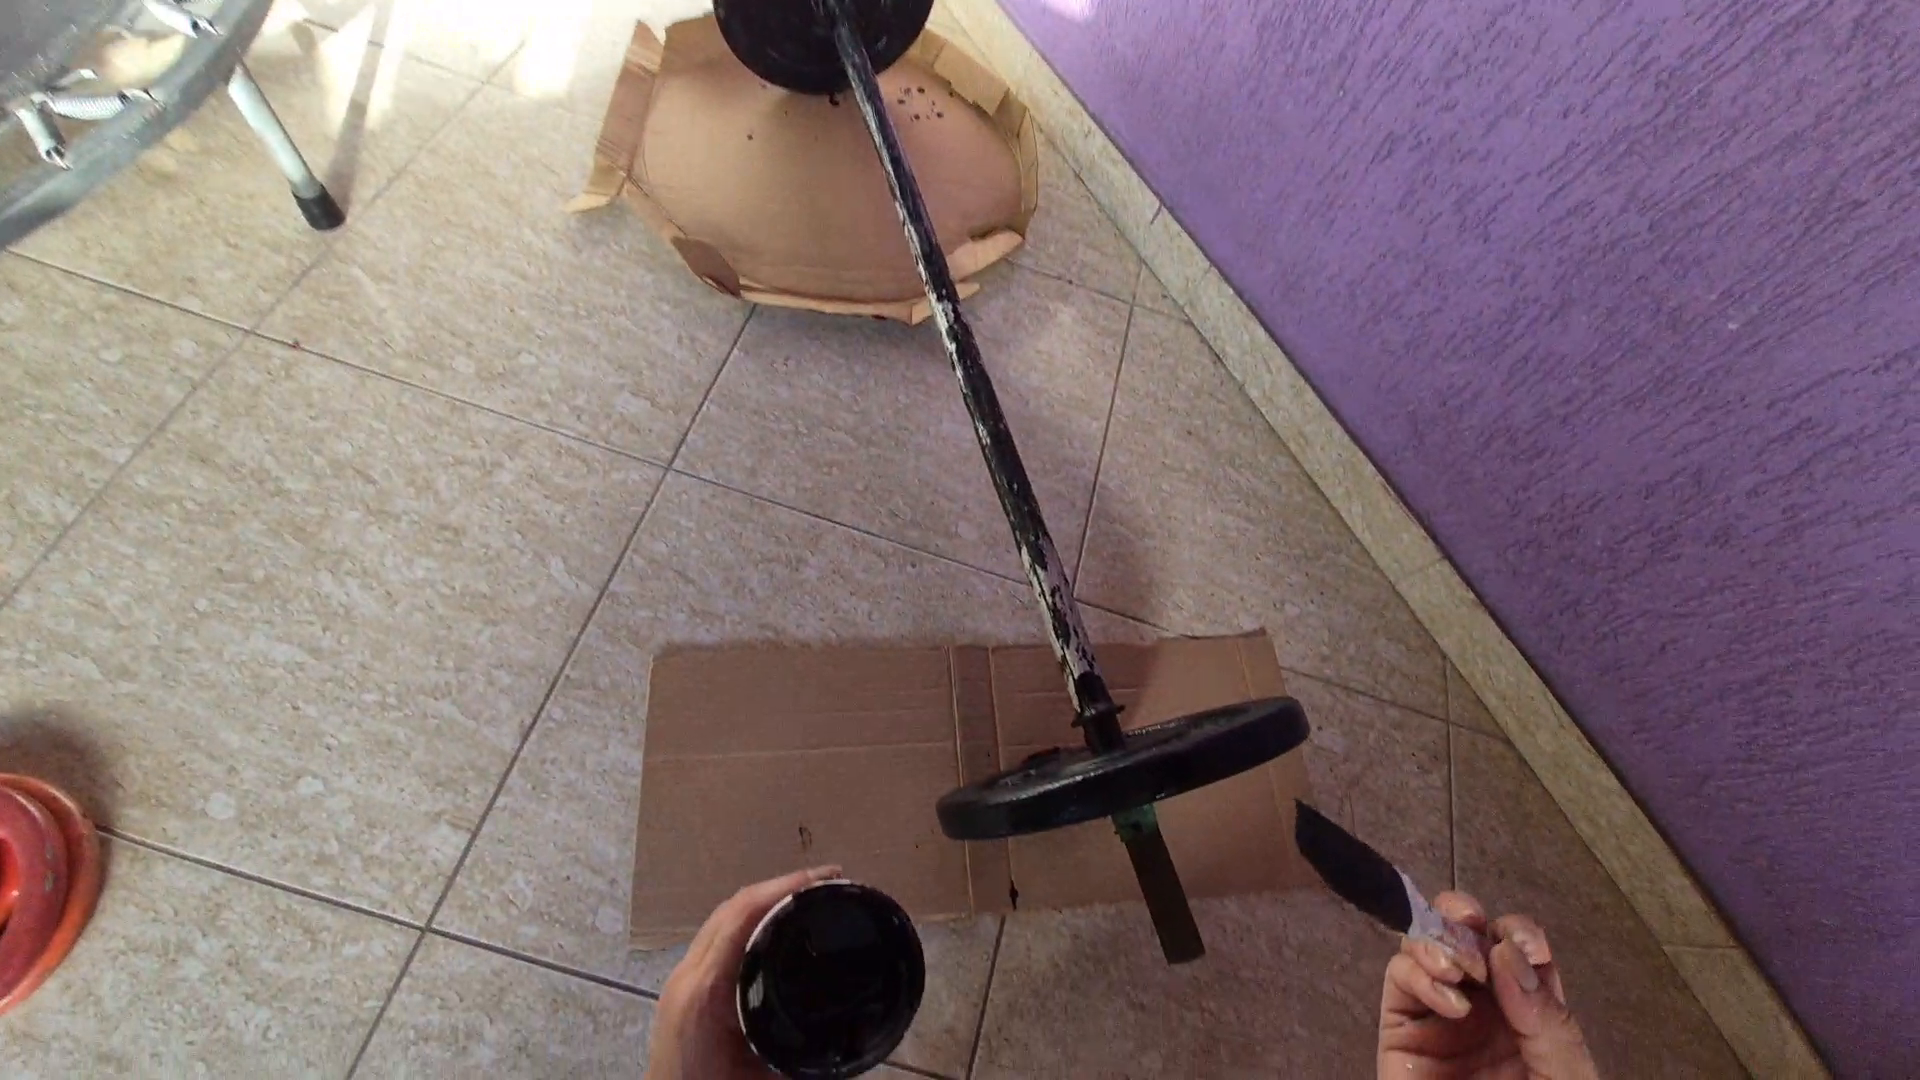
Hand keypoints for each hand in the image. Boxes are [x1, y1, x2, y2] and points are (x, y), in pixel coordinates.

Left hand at [645, 865, 842, 1079]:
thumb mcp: (763, 1079)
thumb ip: (802, 1059)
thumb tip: (854, 1039)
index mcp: (706, 993)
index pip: (743, 916)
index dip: (783, 888)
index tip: (823, 879)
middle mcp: (689, 974)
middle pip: (734, 905)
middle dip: (782, 883)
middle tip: (826, 880)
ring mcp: (682, 975)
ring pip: (725, 913)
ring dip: (766, 895)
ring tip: (807, 891)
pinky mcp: (683, 981)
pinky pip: (718, 930)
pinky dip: (750, 913)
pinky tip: (774, 918)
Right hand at [1377, 891, 1599, 1078]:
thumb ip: (1548, 1024)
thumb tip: (1506, 952)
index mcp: (1536, 1020)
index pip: (1523, 955)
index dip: (1520, 935)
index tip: (1524, 945)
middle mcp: (1487, 1009)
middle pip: (1467, 936)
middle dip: (1464, 916)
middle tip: (1469, 921)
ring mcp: (1440, 1016)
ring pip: (1426, 945)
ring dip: (1439, 941)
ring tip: (1459, 970)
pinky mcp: (1400, 1029)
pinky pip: (1399, 978)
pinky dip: (1418, 972)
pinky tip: (1448, 1000)